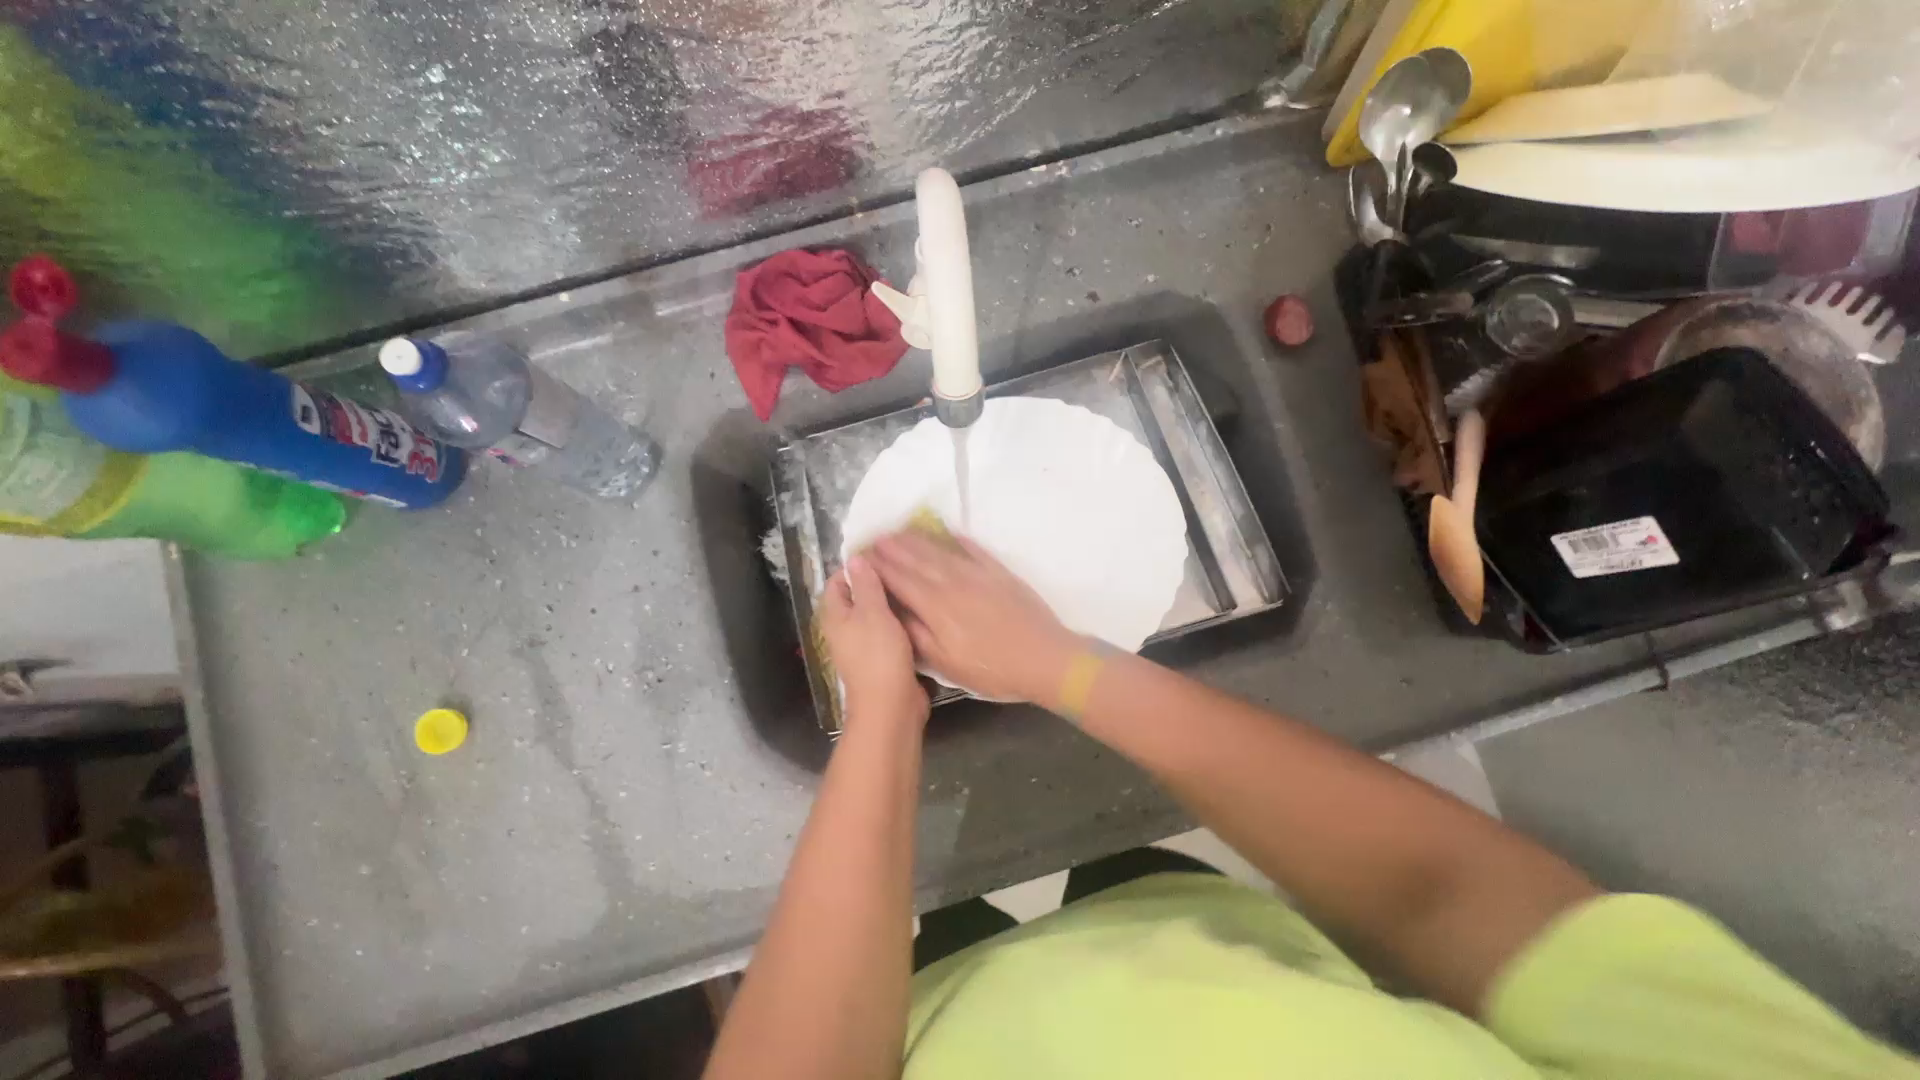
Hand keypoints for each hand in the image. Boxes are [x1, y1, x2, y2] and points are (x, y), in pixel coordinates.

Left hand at [818, 555, 928, 731]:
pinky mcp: (883, 660)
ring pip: (876, 617)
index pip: (837, 582)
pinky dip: (901, 623)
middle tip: (903, 568)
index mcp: (835, 617)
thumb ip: (865, 584)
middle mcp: (845, 631)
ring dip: (892, 604)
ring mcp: (864, 647)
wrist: (891, 705)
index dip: (855, 567)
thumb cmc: (878, 655)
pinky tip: (920, 614)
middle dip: (877, 583)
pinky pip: (890, 634)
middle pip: (857, 598)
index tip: (881, 556)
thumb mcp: (873, 612)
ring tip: (914, 586)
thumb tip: (854, 558)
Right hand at [867, 531, 1081, 704]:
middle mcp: (953, 583)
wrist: (1044, 658)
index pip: (900, 581)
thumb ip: (918, 636)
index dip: (880, 568)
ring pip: (942, 553)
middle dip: (895, 549)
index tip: (862, 557)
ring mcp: (979, 576)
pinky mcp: (1001, 575)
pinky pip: (976, 551)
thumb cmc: (993, 670)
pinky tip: (950, 533)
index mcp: (936, 607)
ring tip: (901, 531)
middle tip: (876, 537)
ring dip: (919, 541)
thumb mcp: (947, 663)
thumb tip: (893, 613)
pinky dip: (960, 541)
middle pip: (918, 561)